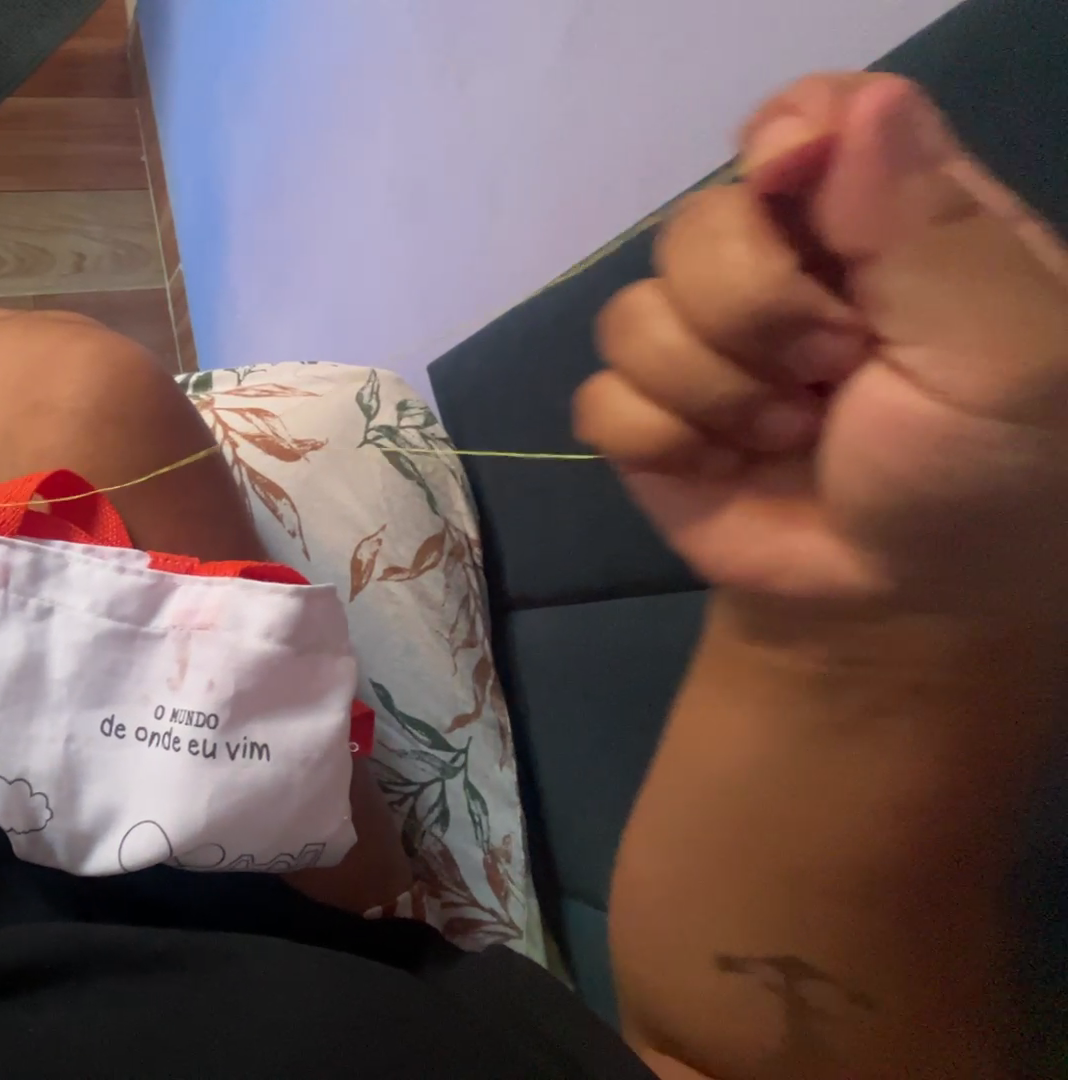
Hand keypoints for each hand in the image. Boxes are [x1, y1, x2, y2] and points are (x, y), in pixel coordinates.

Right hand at [577, 74, 1067, 617]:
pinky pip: (596, 401)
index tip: (786, 183)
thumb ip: (927, 227)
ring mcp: (690, 348)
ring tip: (780, 433)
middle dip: (748, 312)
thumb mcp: (1008, 349)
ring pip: (626, 321)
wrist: (890, 591)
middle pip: (687, 228)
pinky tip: (714, 463)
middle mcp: (769, 272)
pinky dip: (658, 441)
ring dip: (707, 393)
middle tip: (825, 369)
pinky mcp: (636, 417)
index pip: (800, 123)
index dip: (779, 142)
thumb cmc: (987, 468)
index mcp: (875, 225)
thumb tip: (851, 105)